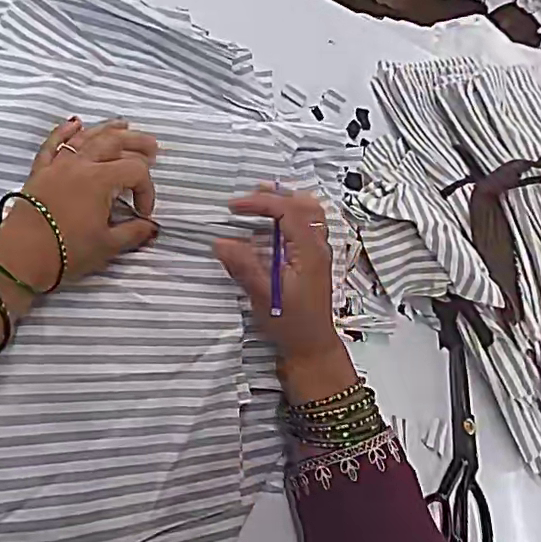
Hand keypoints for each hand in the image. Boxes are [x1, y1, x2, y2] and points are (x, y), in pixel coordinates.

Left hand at [0, 117, 160, 291]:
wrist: (21, 257)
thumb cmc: (67, 252)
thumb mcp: (108, 245)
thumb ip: (133, 232)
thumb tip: (151, 227)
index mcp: (100, 180)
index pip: (135, 171)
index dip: (147, 190)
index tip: (144, 213)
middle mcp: (80, 165)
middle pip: (114, 143)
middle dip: (137, 144)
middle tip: (153, 148)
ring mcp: (58, 165)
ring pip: (86, 137)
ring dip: (108, 129)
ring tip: (124, 125)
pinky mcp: (40, 171)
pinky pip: (53, 144)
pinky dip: (65, 131)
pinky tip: (75, 123)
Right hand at [213, 186, 356, 400]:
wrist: (312, 347)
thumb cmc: (293, 325)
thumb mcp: (264, 295)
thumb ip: (244, 266)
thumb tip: (222, 242)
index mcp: (309, 250)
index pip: (287, 210)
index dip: (259, 203)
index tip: (234, 207)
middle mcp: (318, 247)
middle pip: (303, 205)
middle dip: (274, 195)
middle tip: (250, 194)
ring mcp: (318, 254)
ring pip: (308, 214)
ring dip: (284, 203)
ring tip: (261, 202)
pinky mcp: (312, 263)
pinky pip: (305, 228)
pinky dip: (289, 218)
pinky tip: (271, 227)